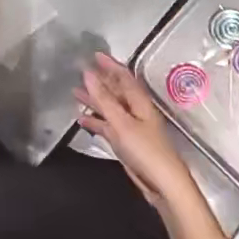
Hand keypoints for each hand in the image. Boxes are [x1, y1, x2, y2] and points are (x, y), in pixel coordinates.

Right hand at [75, 53, 195, 203]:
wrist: (162, 183)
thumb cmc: (145, 150)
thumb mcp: (122, 122)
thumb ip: (104, 99)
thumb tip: (88, 74)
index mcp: (139, 102)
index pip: (124, 77)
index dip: (110, 65)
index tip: (94, 54)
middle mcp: (136, 111)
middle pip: (116, 91)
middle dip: (99, 82)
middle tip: (80, 72)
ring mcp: (131, 127)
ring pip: (110, 109)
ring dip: (95, 101)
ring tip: (76, 93)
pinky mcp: (126, 142)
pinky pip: (108, 126)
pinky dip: (96, 121)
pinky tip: (81, 120)